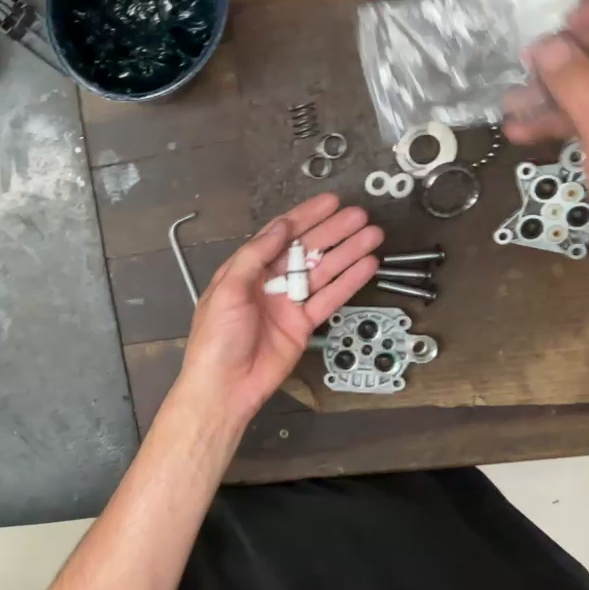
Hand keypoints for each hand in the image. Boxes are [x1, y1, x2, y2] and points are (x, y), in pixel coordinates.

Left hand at [174, 194, 381, 426]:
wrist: (225, 386)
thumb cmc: (215, 340)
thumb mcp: (227, 290)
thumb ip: (254, 256)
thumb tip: (280, 228)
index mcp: (245, 271)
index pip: (279, 236)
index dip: (304, 217)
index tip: (329, 203)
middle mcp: (267, 283)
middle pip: (305, 250)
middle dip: (332, 232)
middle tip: (359, 215)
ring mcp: (287, 304)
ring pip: (322, 272)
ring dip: (347, 253)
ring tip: (372, 235)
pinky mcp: (302, 325)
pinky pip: (329, 299)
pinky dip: (348, 282)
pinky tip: (367, 265)